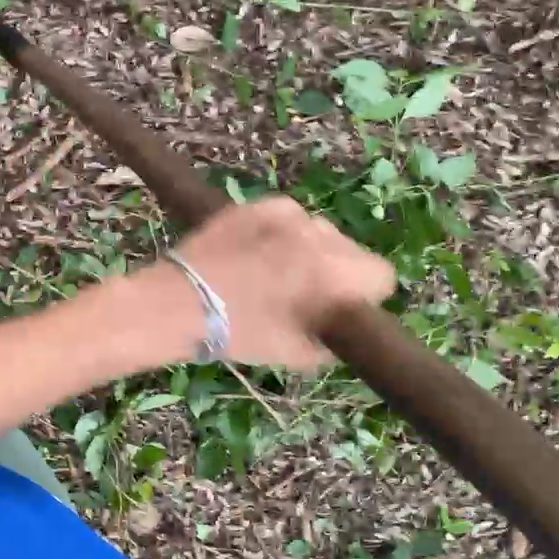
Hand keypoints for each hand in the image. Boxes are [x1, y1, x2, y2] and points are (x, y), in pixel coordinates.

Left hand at [160, 196, 395, 368]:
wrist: (176, 303)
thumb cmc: (240, 332)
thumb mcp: (300, 353)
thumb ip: (335, 336)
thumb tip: (341, 325)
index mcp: (339, 272)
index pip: (381, 275)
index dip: (362, 293)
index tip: (338, 305)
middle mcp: (319, 237)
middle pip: (348, 249)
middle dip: (334, 268)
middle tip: (302, 289)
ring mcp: (283, 216)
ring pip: (316, 230)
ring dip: (305, 247)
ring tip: (273, 269)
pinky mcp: (250, 206)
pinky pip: (283, 214)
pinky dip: (278, 228)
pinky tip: (257, 247)